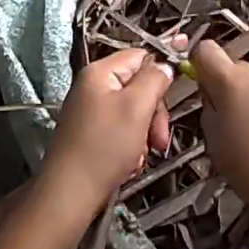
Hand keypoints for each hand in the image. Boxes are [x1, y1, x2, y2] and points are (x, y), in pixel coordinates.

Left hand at [43, 48, 174, 209]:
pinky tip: (129, 162)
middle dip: (154, 113)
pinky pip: (122, 130)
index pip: (141, 56)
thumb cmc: (104, 147)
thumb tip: (165, 65)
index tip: (177, 94)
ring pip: (134, 111)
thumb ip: (154, 79)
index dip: (161, 73)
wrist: (71, 192)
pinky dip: (131, 145)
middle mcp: (93, 87)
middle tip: (158, 139)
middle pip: (139, 86)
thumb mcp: (136, 108)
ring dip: (145, 133)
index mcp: (100, 72)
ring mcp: (92, 110)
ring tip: (141, 155)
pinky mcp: (92, 132)